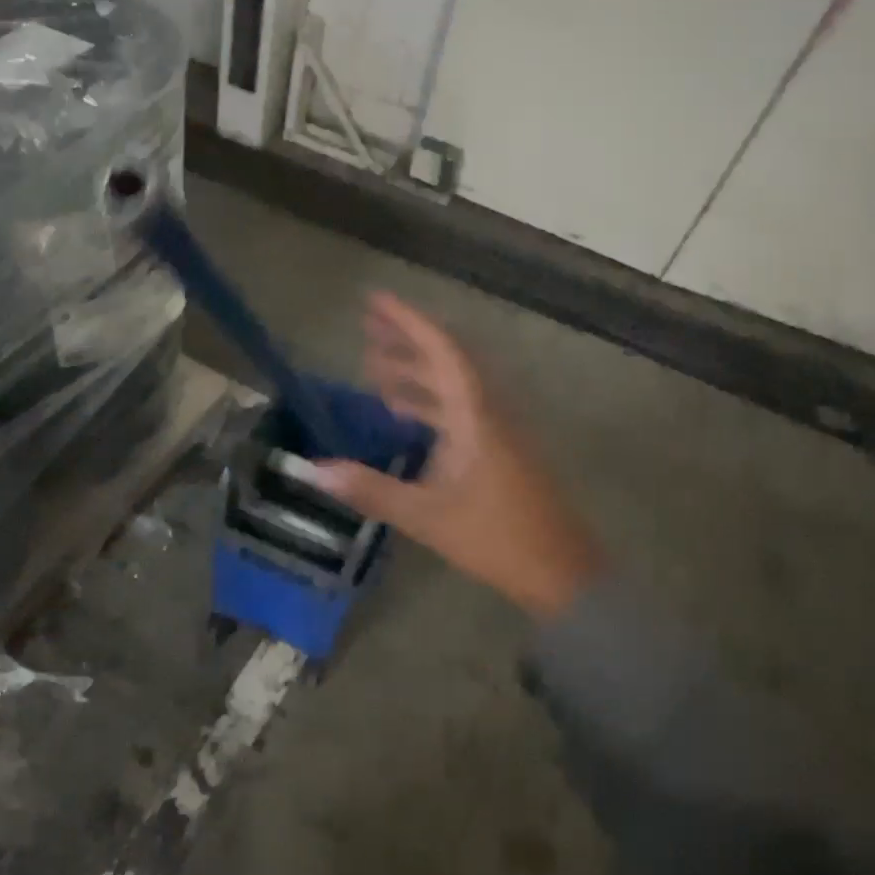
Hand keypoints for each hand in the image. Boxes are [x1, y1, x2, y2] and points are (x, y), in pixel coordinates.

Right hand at [308, 292, 603, 617]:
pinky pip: (459, 412)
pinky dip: (429, 406)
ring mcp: (498, 434)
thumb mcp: (425, 515)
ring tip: (374, 371)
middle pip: (447, 363)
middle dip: (406, 343)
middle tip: (365, 331)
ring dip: (416, 376)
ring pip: (454, 389)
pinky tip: (405, 420)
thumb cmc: (495, 538)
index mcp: (475, 417)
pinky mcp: (499, 455)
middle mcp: (489, 414)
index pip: (441, 352)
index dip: (407, 323)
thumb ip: (370, 489)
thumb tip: (314, 470)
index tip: (374, 301)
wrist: (559, 572)